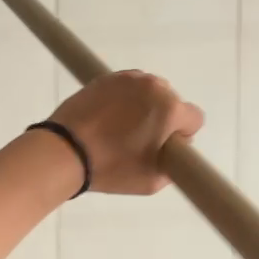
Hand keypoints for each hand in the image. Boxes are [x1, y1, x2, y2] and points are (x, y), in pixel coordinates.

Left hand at [46, 71, 203, 195]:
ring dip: (142, 107)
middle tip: (137, 140)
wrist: (64, 150)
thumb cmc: (110, 168)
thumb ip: (173, 166)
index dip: (181, 136)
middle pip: (171, 102)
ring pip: (148, 92)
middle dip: (161, 119)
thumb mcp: (150, 181)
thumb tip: (172, 152)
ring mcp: (128, 78)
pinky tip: (108, 118)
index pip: (194, 118)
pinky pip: (126, 87)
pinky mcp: (106, 77)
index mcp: (170, 109)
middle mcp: (153, 86)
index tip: (163, 148)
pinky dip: (122, 100)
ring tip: (120, 129)